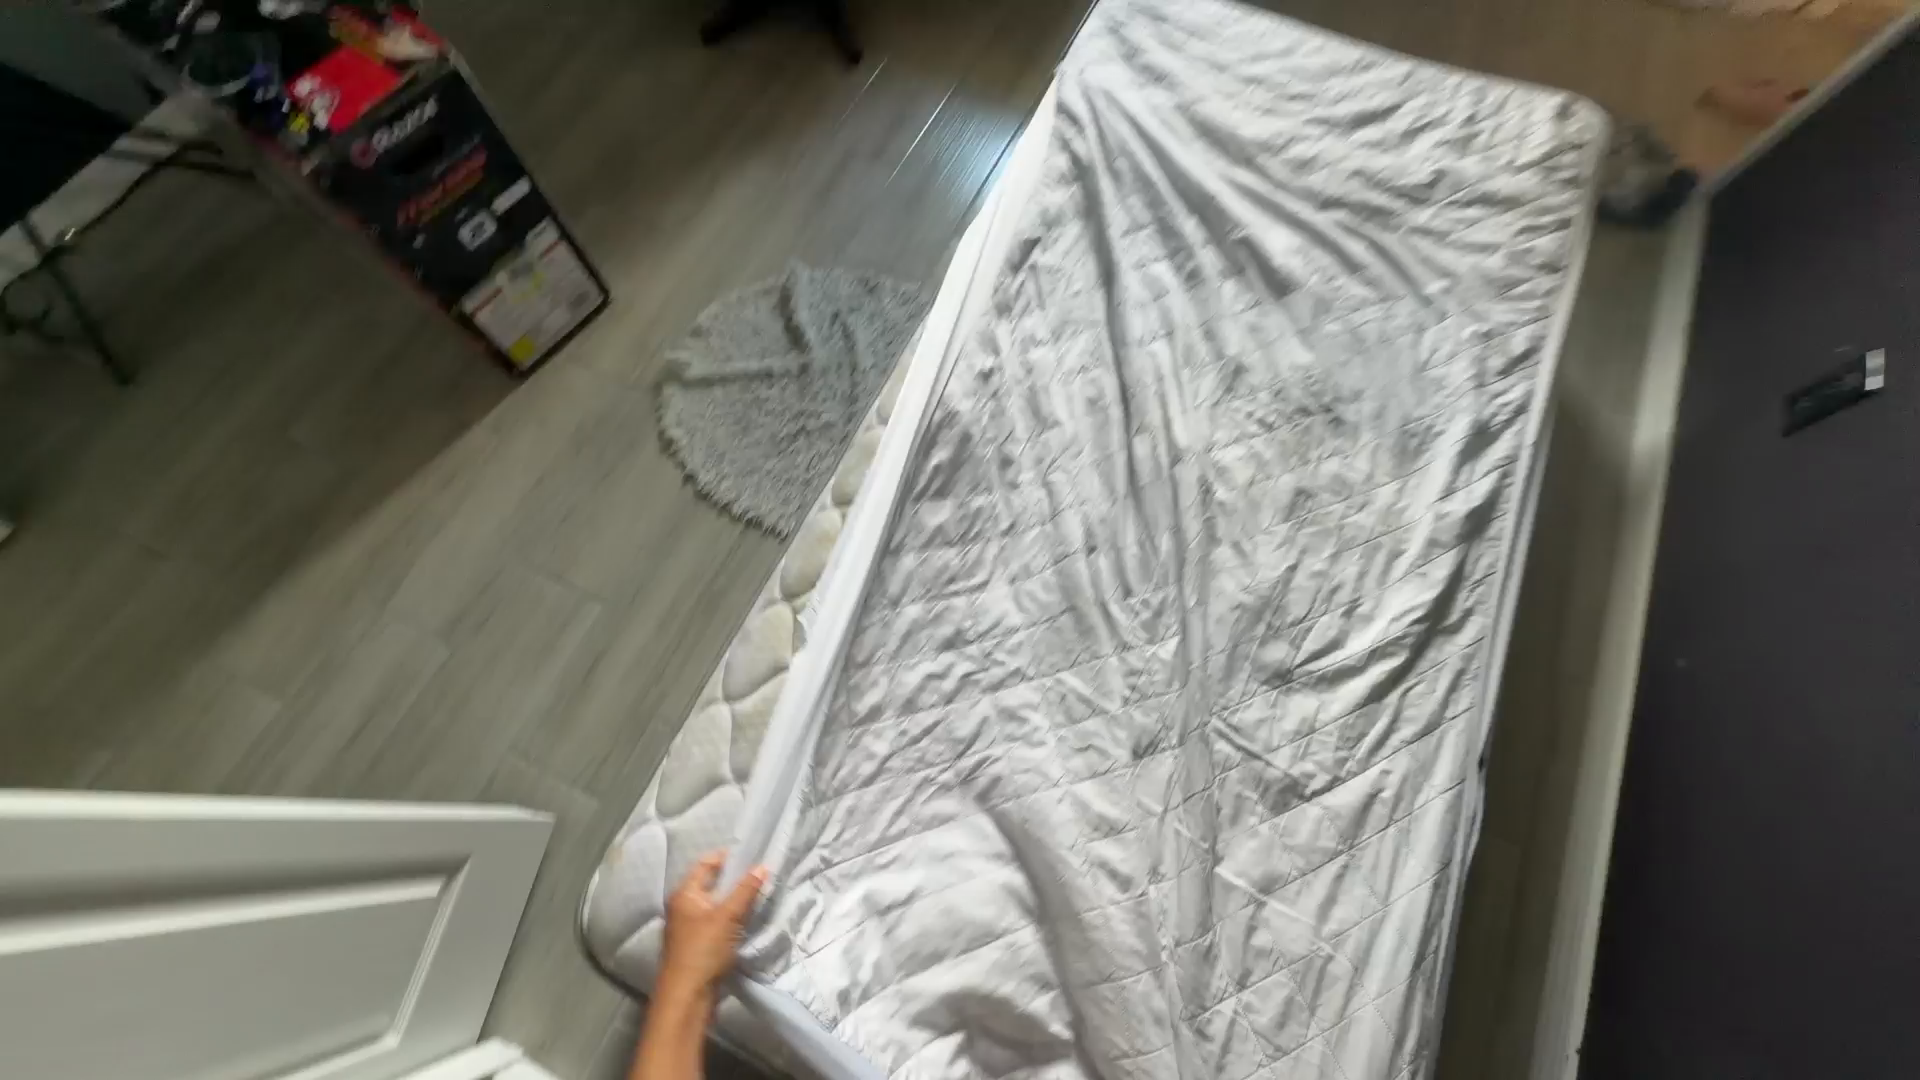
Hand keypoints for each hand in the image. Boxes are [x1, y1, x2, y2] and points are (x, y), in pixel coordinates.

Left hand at [658, 851, 768, 1002]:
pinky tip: (748, 919)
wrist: (687, 999)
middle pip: (712, 883)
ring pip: (717, 904)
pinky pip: (718, 921)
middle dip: (736, 879)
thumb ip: (746, 889)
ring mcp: (689, 927)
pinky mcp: (698, 944)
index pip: (707, 863)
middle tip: (761, 875)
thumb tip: (763, 865)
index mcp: (684, 894)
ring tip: (759, 895)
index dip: (729, 857)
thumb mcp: (728, 916)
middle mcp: (683, 907)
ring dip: (736, 900)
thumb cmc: (703, 951)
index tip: (753, 856)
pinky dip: (732, 918)